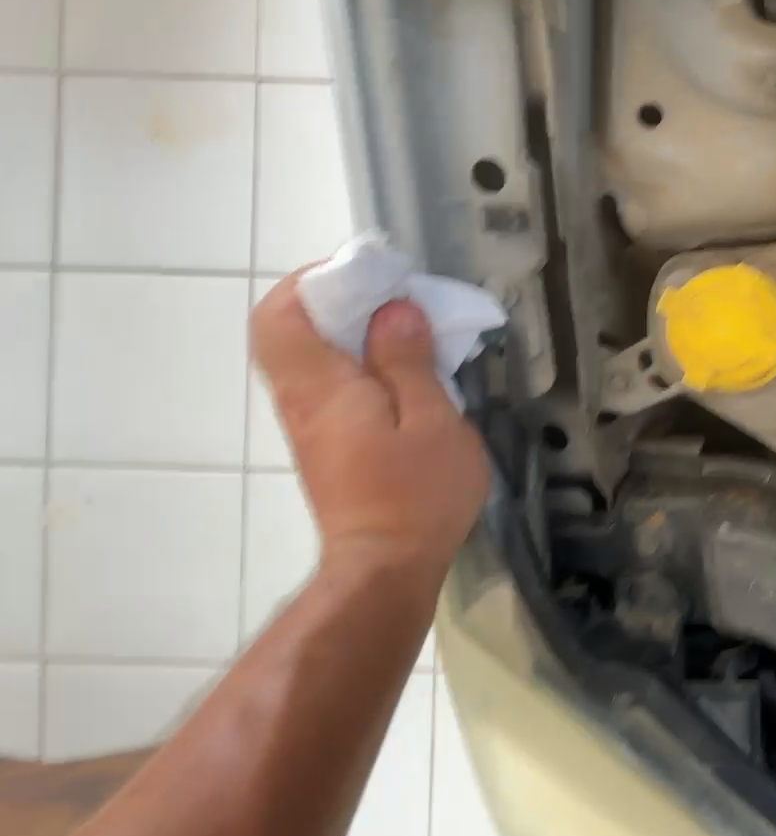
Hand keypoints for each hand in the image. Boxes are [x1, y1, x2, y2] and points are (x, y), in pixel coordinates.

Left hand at [252, 274, 489, 582]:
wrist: (388, 561)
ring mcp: (310, 423)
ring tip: (409, 331)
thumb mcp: (434, 421)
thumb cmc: (419, 491)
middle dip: (335, 300)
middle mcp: (302, 399)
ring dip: (348, 330)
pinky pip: (329, 381)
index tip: (371, 274)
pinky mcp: (327, 441)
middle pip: (287, 329)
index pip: (282, 314)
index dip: (315, 281)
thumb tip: (394, 310)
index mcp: (323, 388)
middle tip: (395, 299)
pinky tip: (404, 371)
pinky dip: (357, 360)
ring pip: (308, 355)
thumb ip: (409, 363)